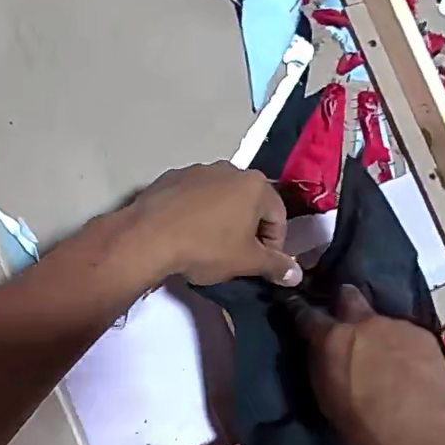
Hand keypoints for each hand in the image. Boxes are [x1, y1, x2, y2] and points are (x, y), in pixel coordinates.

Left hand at [123, 163, 301, 286]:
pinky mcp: (171, 177)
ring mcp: (198, 170)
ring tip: (211, 247)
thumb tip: (297, 275)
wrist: (148, 237)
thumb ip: (276, 266)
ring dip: (224, 221)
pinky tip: (188, 235)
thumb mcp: (248, 262)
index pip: (278, 218)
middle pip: (251, 204)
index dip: (275, 246)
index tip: (263, 266)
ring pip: (222, 199)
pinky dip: (198, 214)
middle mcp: (230, 169)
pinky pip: (195, 198)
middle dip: (250, 231)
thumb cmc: (207, 247)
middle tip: (239, 257)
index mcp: (256, 185)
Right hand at [295, 285, 444, 444]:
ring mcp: (396, 325)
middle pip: (347, 295)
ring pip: (380, 319)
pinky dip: (402, 345)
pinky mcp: (423, 334)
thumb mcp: (329, 404)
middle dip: (343, 301)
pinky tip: (410, 366)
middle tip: (345, 321)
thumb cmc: (369, 427)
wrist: (427, 429)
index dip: (300, 311)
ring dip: (377, 332)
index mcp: (333, 339)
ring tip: (385, 356)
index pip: (305, 313)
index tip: (297, 309)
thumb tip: (321, 355)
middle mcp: (364, 323)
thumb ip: (322, 370)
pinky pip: (405, 334)